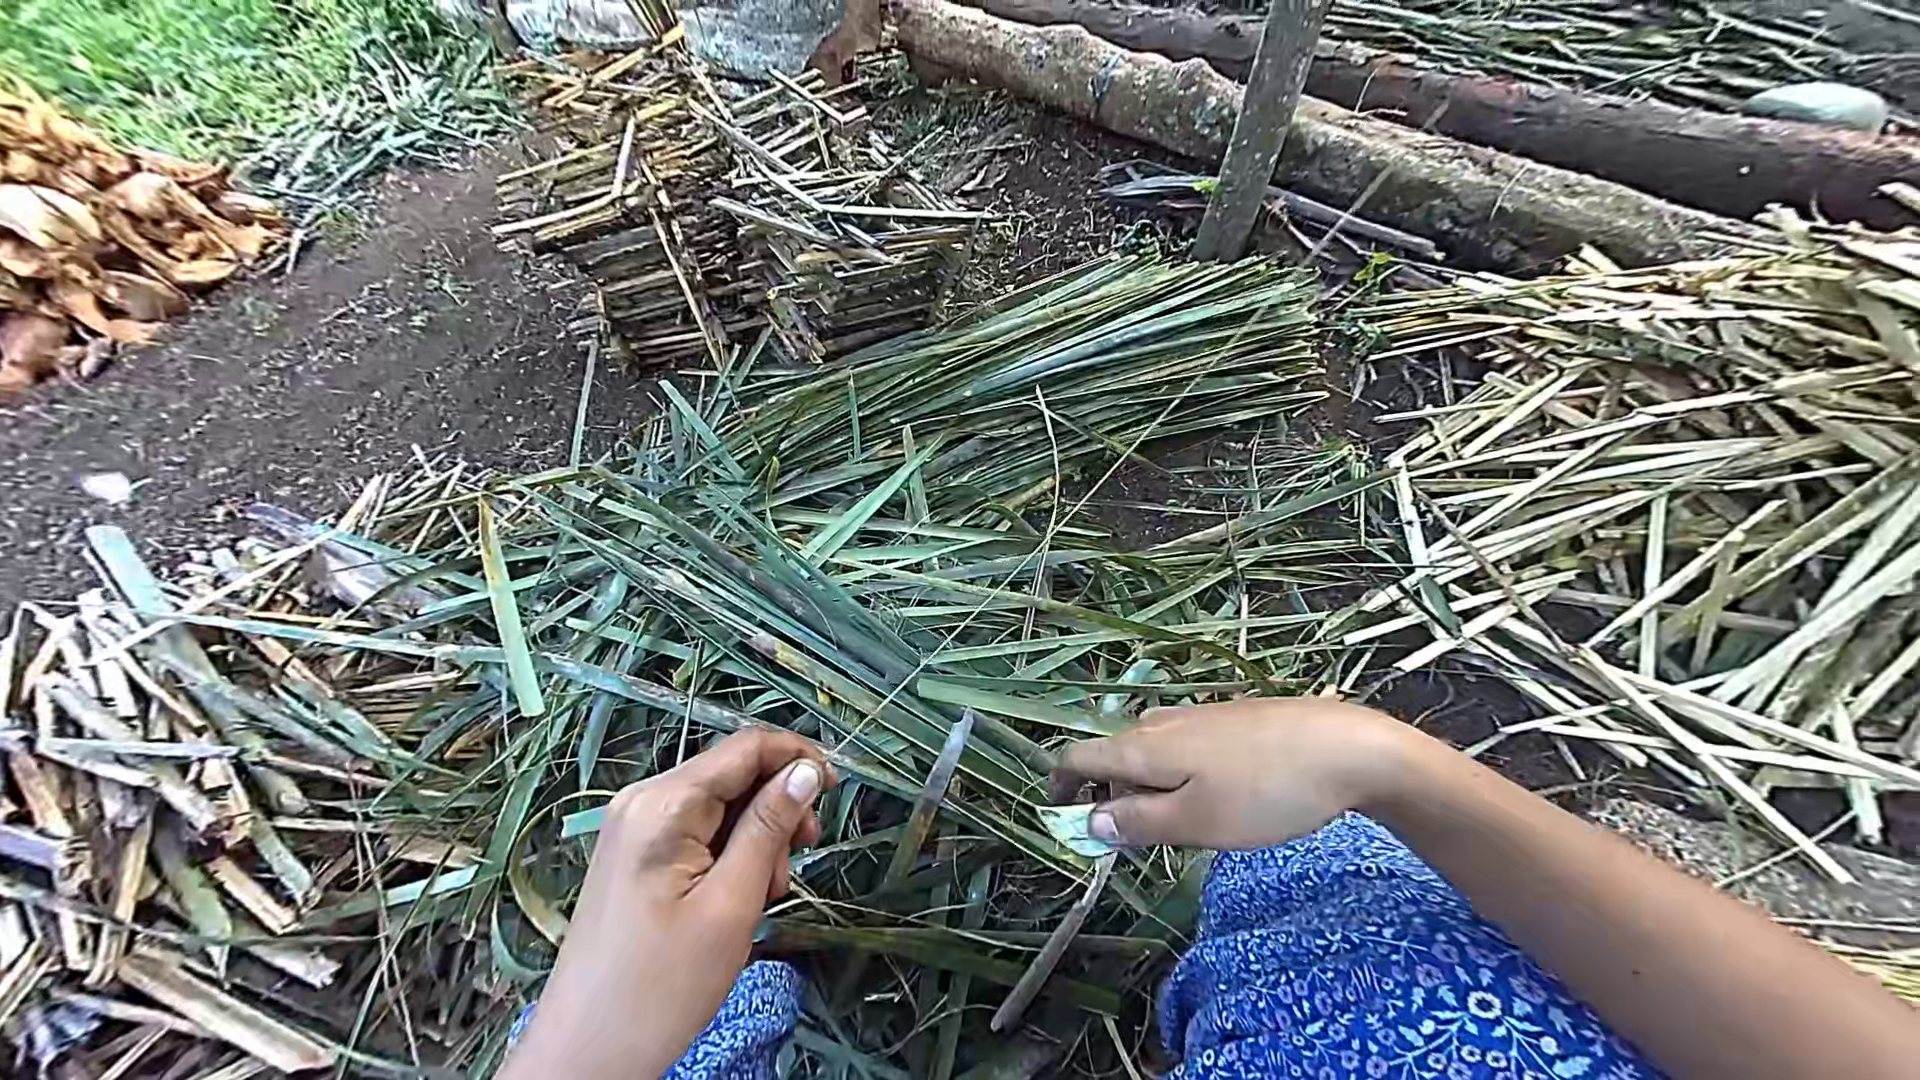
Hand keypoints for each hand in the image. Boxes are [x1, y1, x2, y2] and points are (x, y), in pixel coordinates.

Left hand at [500, 730, 834, 1079]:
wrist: (582, 1063)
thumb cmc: (661, 989)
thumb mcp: (732, 903)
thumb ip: (770, 825)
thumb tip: (808, 770)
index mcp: (664, 803)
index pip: (746, 747)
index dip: (797, 756)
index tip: (834, 788)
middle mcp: (646, 798)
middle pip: (736, 772)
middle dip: (779, 803)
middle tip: (803, 852)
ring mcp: (638, 823)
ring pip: (724, 800)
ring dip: (760, 831)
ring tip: (769, 886)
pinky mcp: (640, 850)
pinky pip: (703, 826)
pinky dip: (735, 848)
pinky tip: (744, 889)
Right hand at [1048, 698, 1421, 849]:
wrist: (1344, 745)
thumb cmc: (1263, 790)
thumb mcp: (1195, 822)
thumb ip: (1136, 822)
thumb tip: (1089, 820)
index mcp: (1141, 747)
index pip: (1079, 756)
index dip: (1061, 782)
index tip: (1060, 811)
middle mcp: (1157, 723)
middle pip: (1114, 757)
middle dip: (1112, 795)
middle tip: (1140, 838)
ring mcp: (1192, 714)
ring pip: (1149, 753)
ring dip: (1148, 787)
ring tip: (1187, 823)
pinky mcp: (1222, 716)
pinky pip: (1179, 745)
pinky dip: (1177, 773)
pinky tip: (1219, 794)